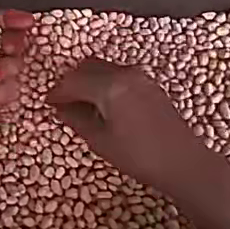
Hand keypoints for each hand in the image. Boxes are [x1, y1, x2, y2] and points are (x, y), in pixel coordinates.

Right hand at [46, 59, 220, 193]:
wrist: (182, 161)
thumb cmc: (138, 156)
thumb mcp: (100, 141)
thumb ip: (77, 119)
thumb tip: (60, 108)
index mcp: (110, 86)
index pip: (73, 81)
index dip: (57, 92)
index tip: (47, 102)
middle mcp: (125, 73)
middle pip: (88, 67)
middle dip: (71, 82)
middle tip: (61, 102)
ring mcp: (140, 77)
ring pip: (104, 68)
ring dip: (88, 80)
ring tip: (80, 105)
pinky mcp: (150, 85)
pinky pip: (119, 75)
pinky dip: (105, 83)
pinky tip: (103, 105)